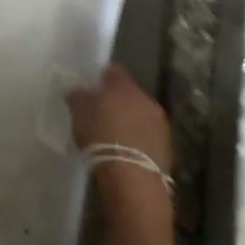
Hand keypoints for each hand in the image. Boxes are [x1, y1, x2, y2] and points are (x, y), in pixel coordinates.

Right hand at [67, 63, 172, 216]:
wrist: (131, 174)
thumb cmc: (100, 135)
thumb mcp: (78, 113)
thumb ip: (78, 97)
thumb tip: (78, 90)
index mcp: (123, 87)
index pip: (114, 70)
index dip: (103, 74)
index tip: (94, 81)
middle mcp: (146, 99)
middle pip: (130, 92)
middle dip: (118, 98)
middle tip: (101, 108)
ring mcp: (160, 122)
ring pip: (141, 113)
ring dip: (130, 118)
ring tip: (114, 130)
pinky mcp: (167, 144)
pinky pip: (148, 132)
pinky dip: (138, 135)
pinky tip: (125, 146)